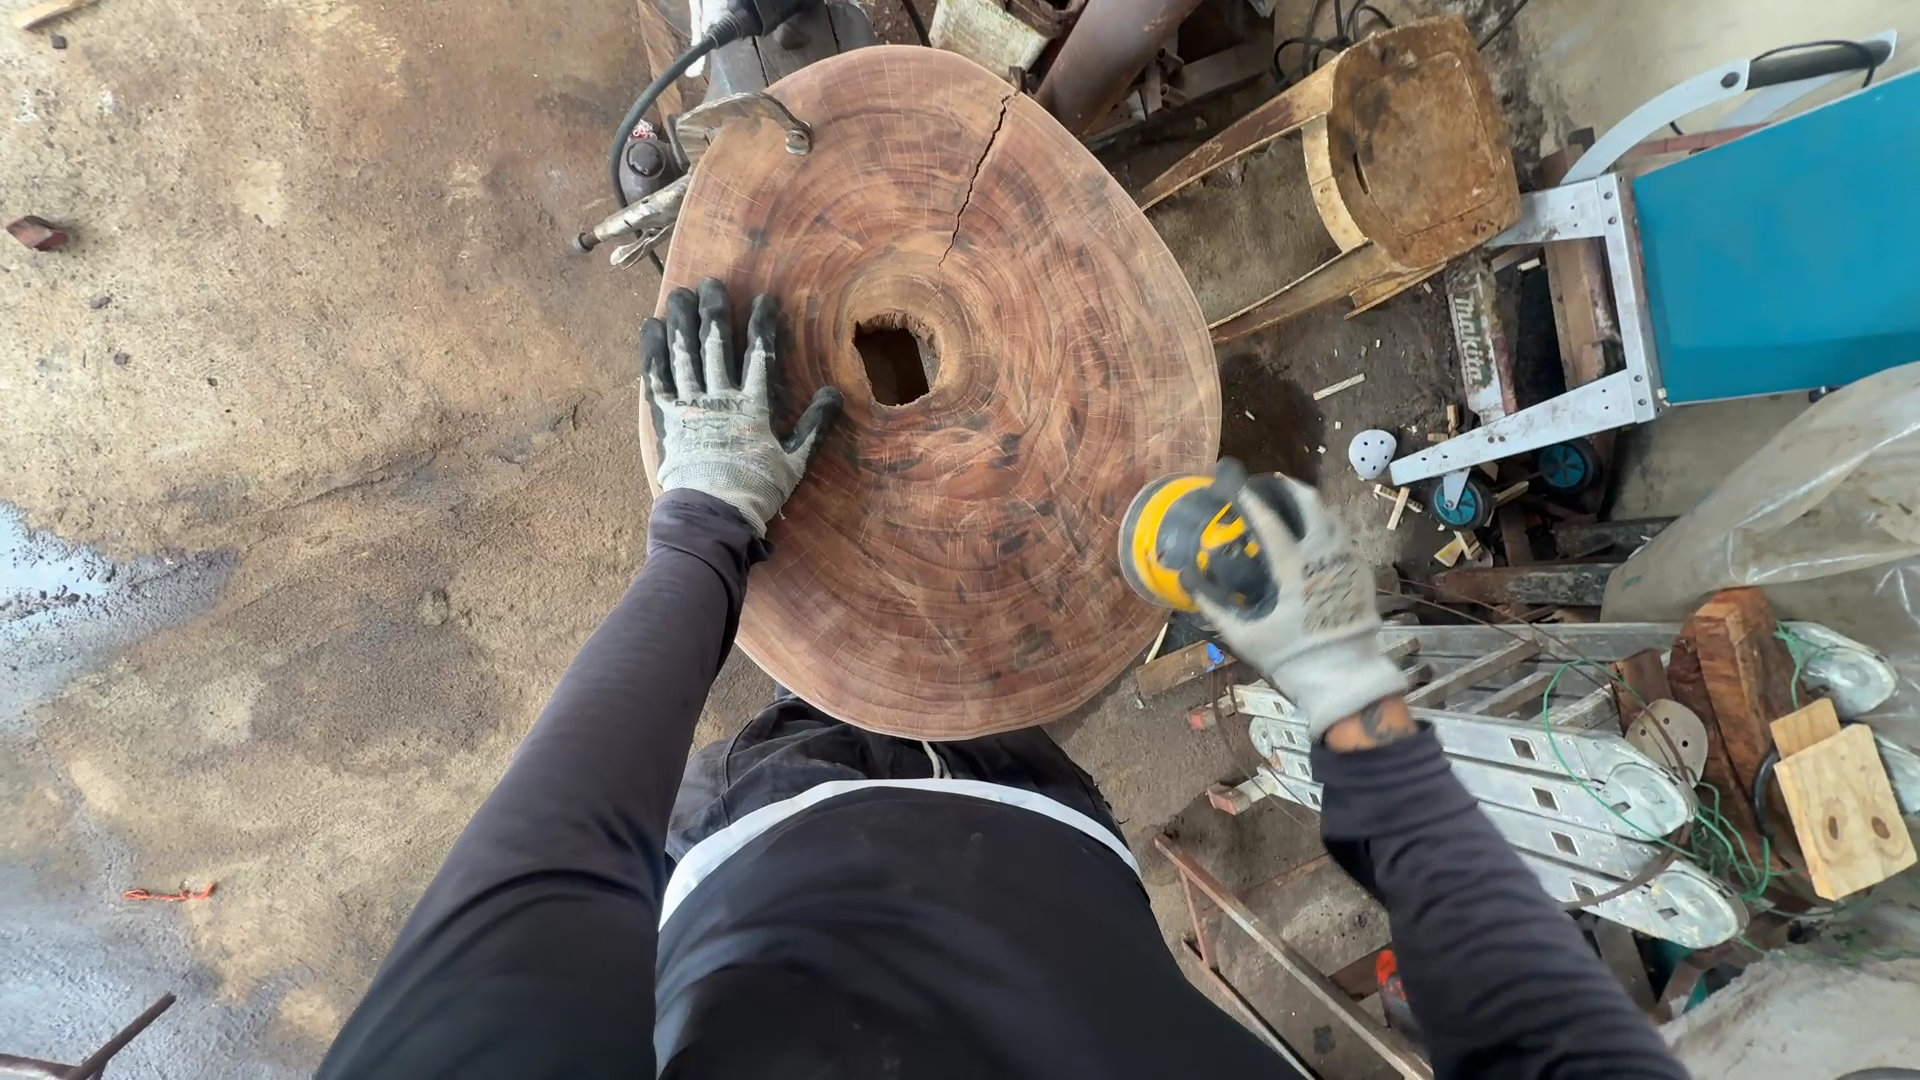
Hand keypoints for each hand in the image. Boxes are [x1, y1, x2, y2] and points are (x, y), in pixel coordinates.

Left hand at [641, 279, 842, 535]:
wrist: (712, 515)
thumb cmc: (757, 490)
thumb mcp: (794, 462)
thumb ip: (814, 426)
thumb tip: (835, 394)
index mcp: (753, 406)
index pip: (760, 354)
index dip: (763, 324)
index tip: (765, 300)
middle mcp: (719, 397)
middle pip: (716, 344)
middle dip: (716, 310)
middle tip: (714, 283)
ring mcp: (689, 405)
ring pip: (684, 352)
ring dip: (683, 319)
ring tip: (682, 292)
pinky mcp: (666, 417)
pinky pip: (656, 375)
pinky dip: (653, 349)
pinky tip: (653, 325)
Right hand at [1182, 460, 1406, 740]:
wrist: (1344, 680)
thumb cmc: (1289, 657)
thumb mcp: (1243, 636)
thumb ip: (1213, 605)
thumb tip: (1186, 578)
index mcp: (1293, 568)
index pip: (1270, 520)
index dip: (1250, 498)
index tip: (1234, 482)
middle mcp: (1324, 556)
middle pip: (1310, 504)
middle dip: (1289, 487)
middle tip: (1269, 483)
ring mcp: (1347, 563)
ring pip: (1332, 516)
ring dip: (1310, 504)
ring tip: (1291, 503)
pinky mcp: (1361, 574)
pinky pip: (1343, 537)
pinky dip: (1325, 526)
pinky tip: (1313, 535)